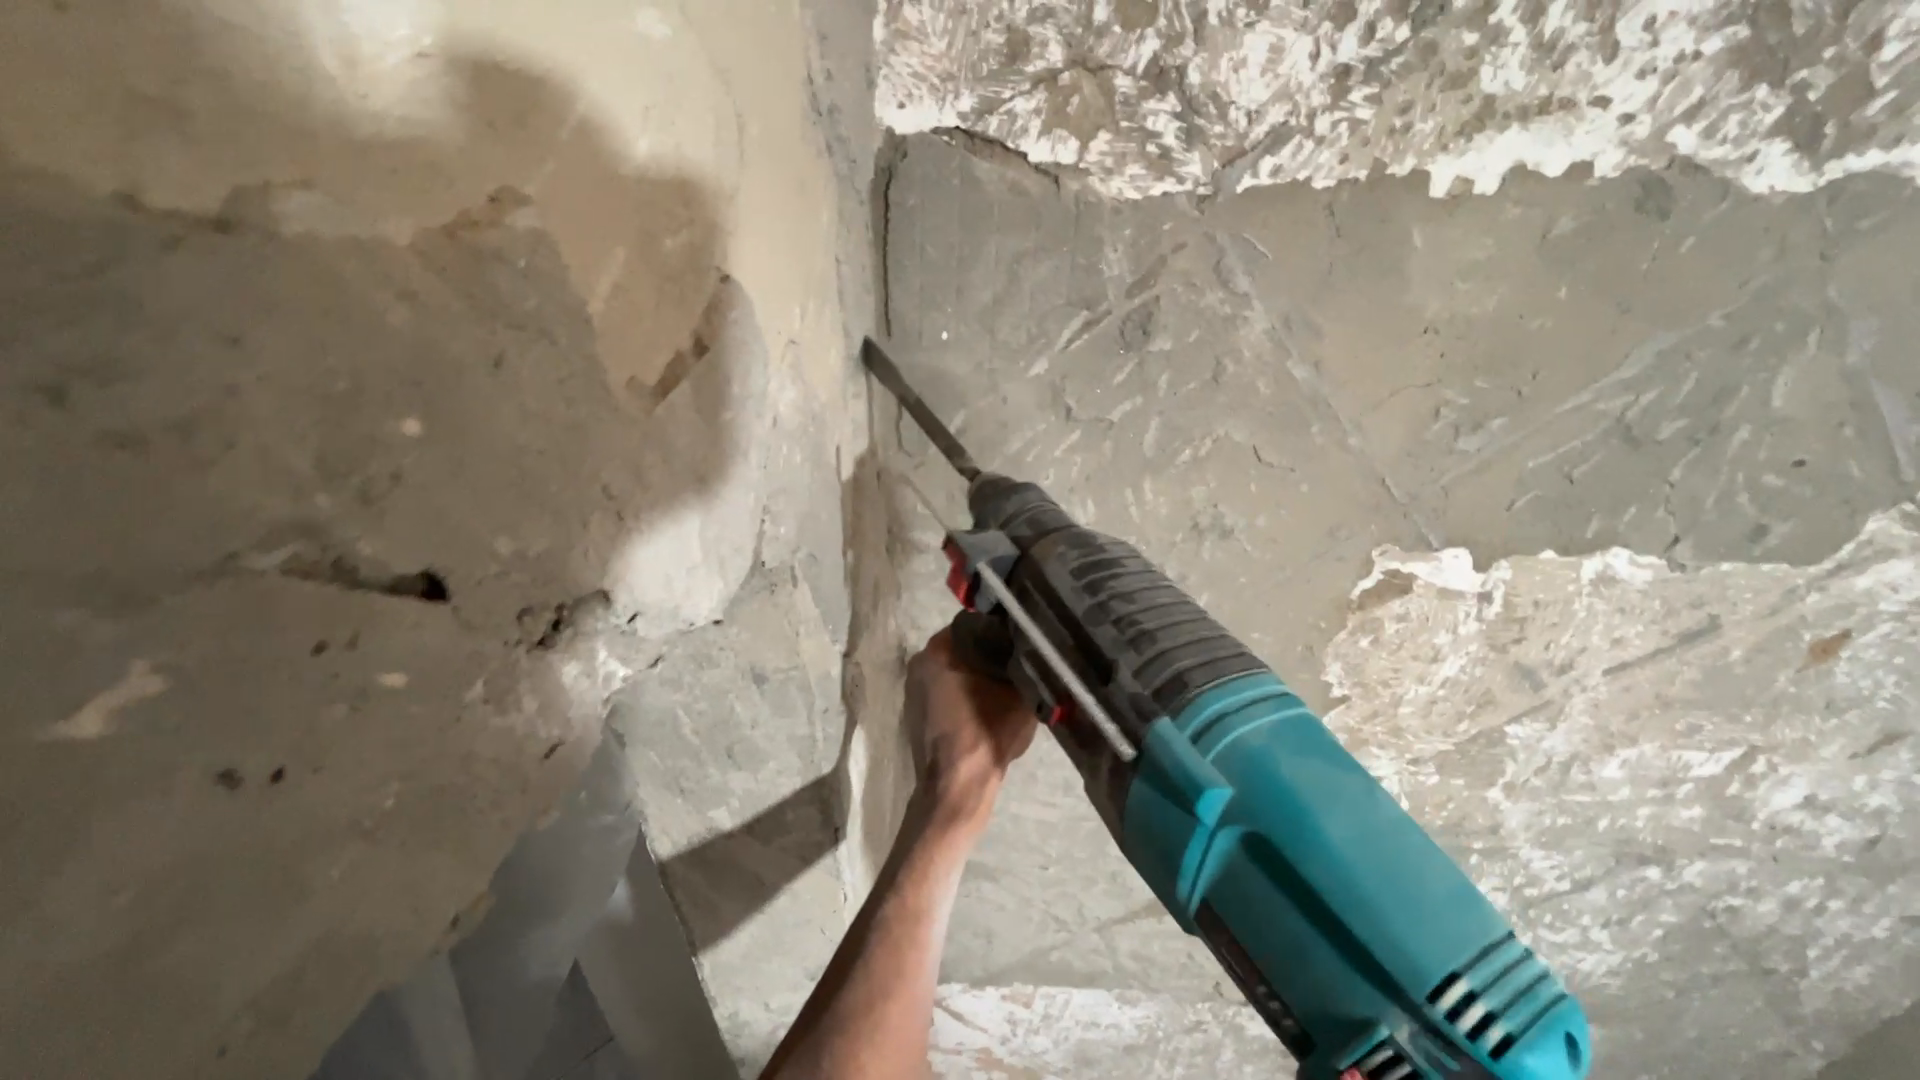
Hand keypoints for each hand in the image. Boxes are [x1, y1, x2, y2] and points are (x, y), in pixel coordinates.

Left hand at [904, 627, 1037, 831]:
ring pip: (951, 669)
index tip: (1019, 642)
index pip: (975, 623)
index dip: (1000, 632)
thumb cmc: (988, 730)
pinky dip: (961, 693)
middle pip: (962, 646)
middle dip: (986, 653)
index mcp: (941, 647)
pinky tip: (982, 706)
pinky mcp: (914, 712)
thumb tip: (1033, 650)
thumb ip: (1024, 664)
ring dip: (974, 674)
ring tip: (1002, 685)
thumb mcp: (1020, 692)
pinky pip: (943, 691)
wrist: (958, 784)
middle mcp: (920, 660)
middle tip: (1015, 663)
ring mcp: (913, 688)